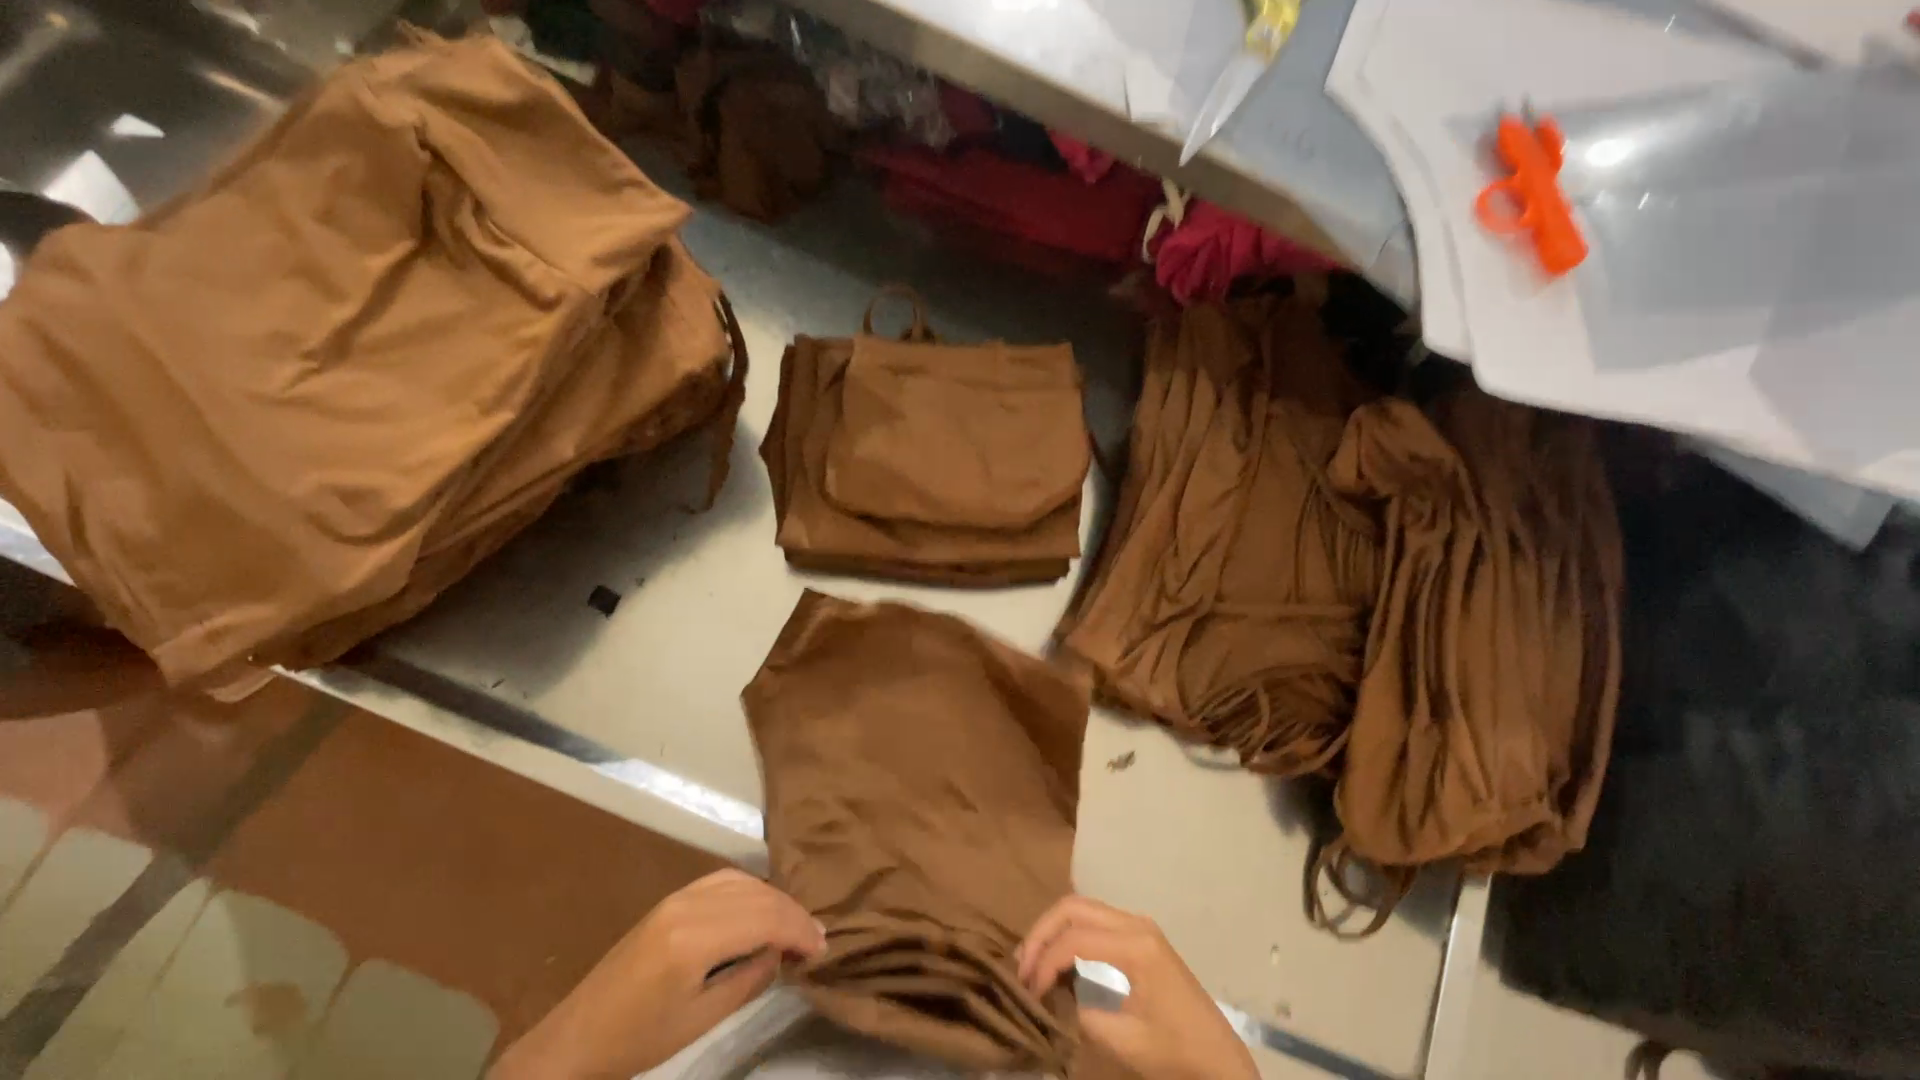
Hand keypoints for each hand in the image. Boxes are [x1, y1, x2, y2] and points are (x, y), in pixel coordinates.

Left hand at [489, 869, 826, 1079]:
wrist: (574, 1041)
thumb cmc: (637, 1042)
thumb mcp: (702, 1020)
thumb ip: (749, 980)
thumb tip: (781, 953)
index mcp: (693, 939)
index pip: (765, 918)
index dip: (800, 931)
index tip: (824, 949)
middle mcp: (686, 906)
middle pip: (757, 894)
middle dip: (793, 914)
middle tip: (818, 939)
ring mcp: (674, 898)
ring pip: (741, 880)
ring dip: (773, 898)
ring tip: (795, 926)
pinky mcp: (667, 902)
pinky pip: (720, 882)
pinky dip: (750, 891)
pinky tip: (761, 910)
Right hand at [1016, 896, 1259, 1079]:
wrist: (1219, 1058)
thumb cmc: (1176, 1050)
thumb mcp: (1123, 1041)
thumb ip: (1080, 1014)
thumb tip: (1048, 998)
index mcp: (1137, 946)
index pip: (1075, 939)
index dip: (1044, 961)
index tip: (1028, 991)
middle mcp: (1137, 924)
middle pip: (1074, 907)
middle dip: (1041, 933)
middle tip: (1021, 967)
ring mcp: (1140, 926)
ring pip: (1082, 908)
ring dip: (1053, 930)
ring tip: (1032, 963)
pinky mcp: (1139, 936)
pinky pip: (1094, 920)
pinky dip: (1069, 932)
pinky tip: (1056, 958)